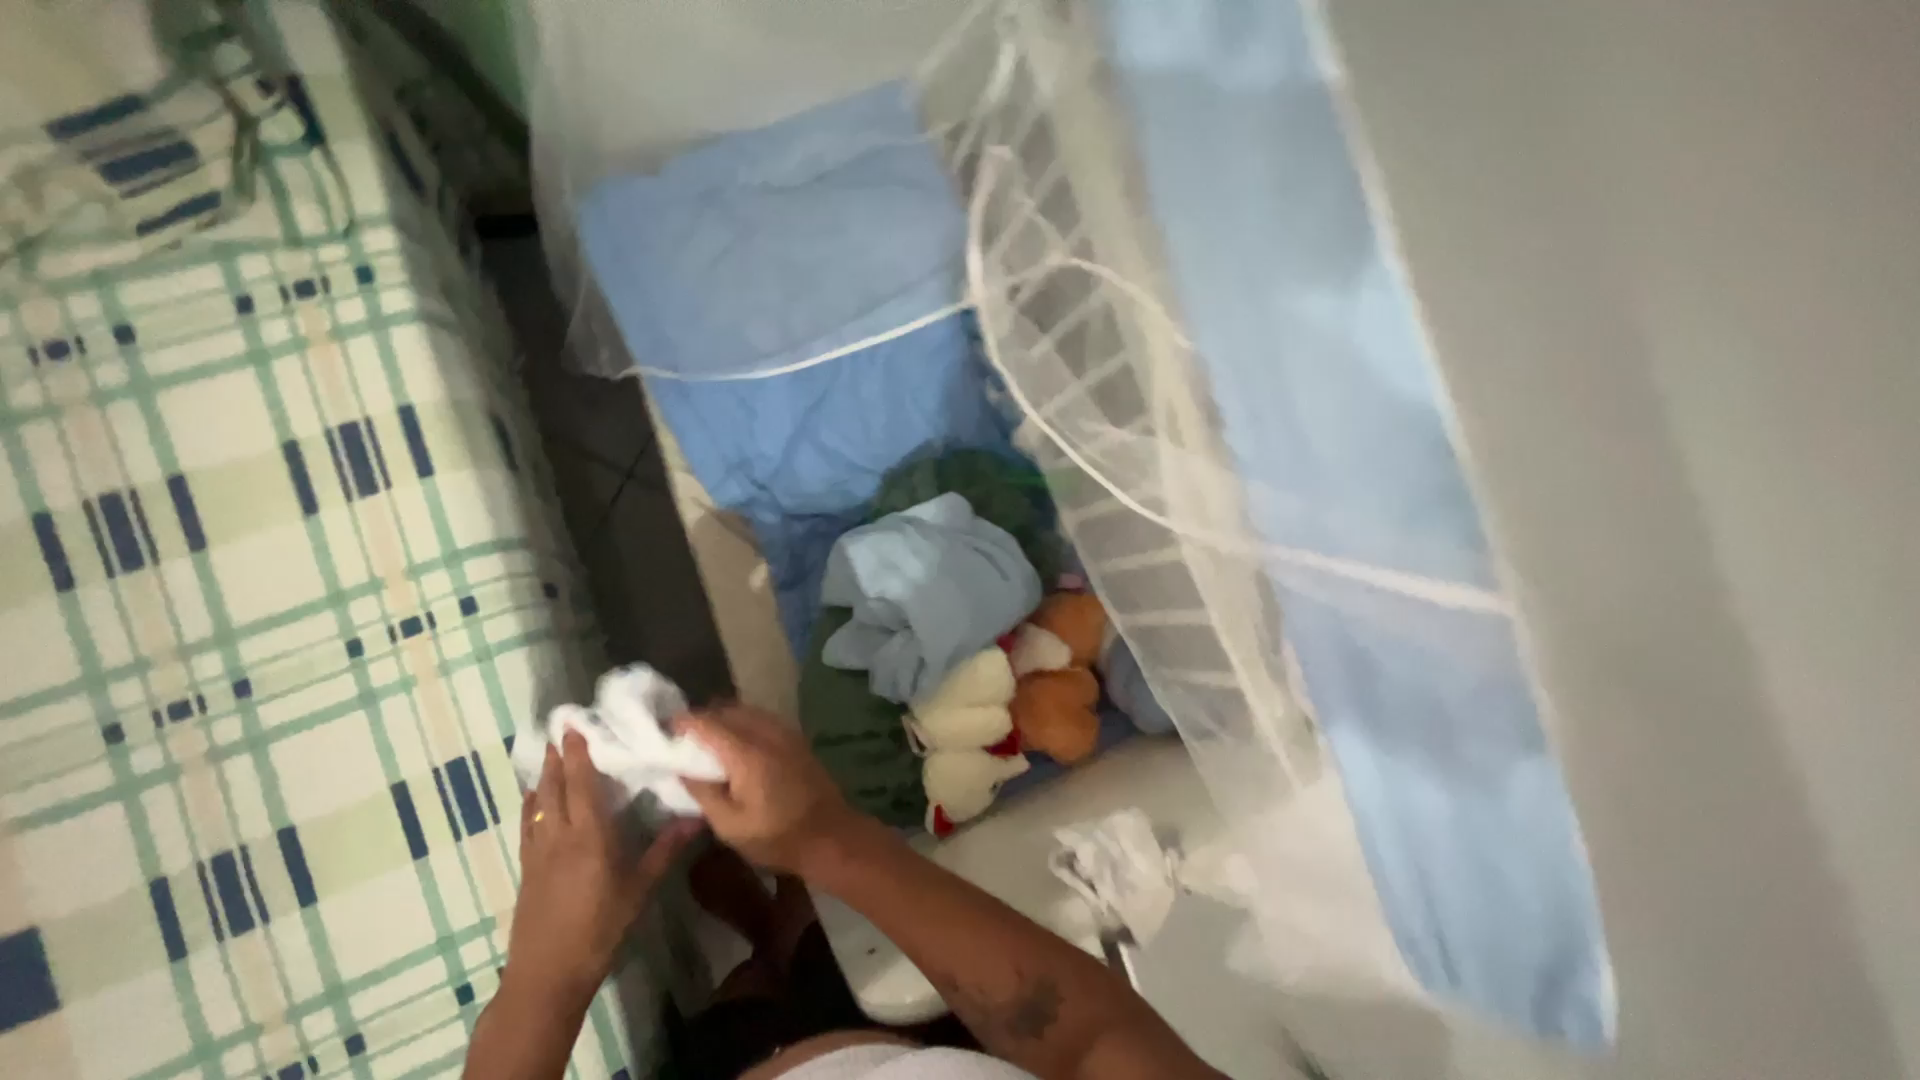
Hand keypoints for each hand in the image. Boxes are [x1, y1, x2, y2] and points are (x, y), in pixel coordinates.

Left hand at [505, 730, 701, 1002]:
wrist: (547, 974)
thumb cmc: (600, 929)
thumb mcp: (640, 890)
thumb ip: (666, 850)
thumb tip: (697, 817)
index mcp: (589, 835)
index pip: (581, 783)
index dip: (577, 752)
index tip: (575, 724)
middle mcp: (559, 835)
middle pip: (554, 786)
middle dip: (557, 756)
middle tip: (562, 729)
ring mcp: (538, 852)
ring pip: (538, 803)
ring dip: (543, 775)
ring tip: (548, 753)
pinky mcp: (527, 868)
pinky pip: (528, 824)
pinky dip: (532, 803)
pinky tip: (534, 798)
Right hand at [678, 704, 864, 875]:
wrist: (831, 835)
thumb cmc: (777, 837)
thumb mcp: (729, 825)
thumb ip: (703, 792)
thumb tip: (681, 769)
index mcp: (747, 753)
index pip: (708, 723)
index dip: (684, 722)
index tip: (666, 729)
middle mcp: (767, 733)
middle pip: (728, 710)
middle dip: (703, 717)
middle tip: (683, 737)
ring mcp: (786, 733)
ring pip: (748, 710)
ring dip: (725, 717)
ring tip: (707, 739)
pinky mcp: (797, 739)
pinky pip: (763, 719)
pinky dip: (745, 722)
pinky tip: (737, 742)